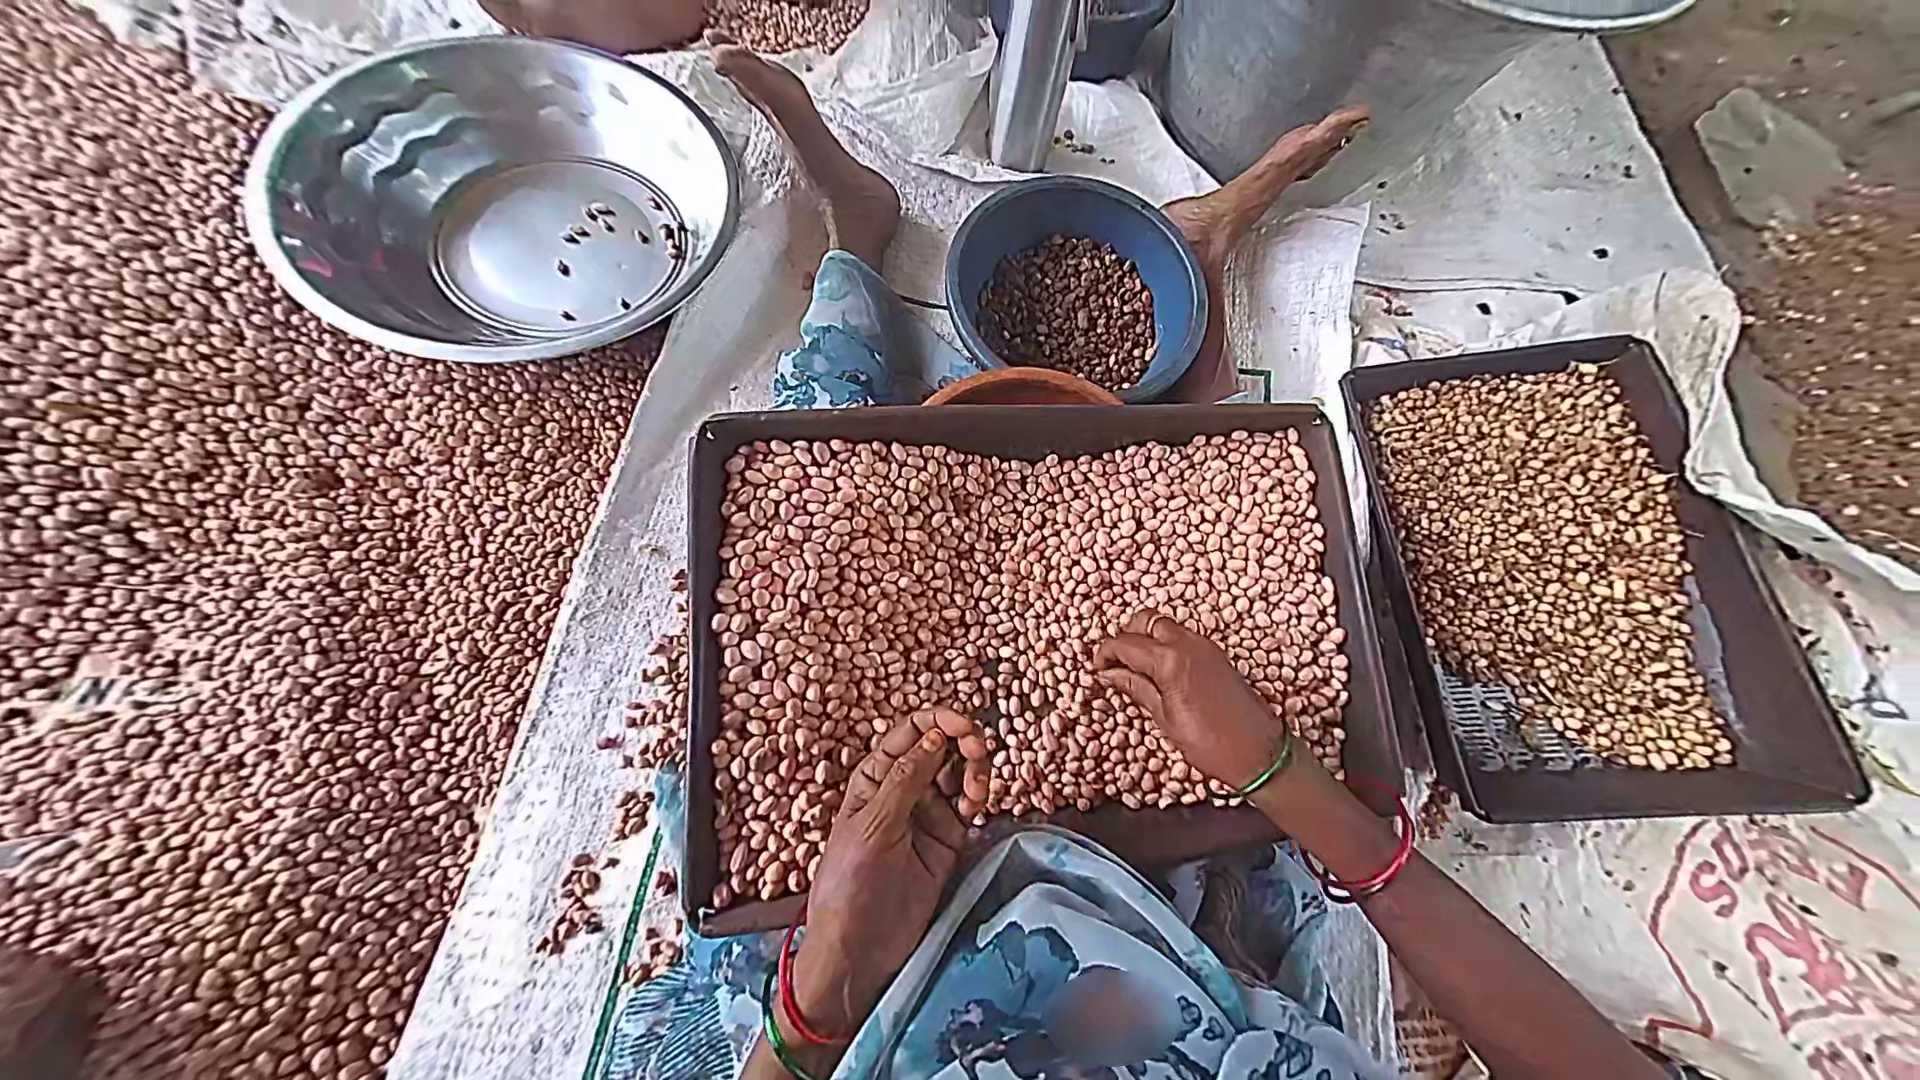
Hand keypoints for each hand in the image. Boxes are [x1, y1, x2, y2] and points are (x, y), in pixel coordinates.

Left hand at [792, 709, 989, 1035]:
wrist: (859, 951)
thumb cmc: (851, 883)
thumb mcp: (872, 825)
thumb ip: (906, 779)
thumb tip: (935, 735)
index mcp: (877, 775)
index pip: (911, 730)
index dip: (938, 719)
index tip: (963, 724)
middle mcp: (905, 786)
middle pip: (941, 745)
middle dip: (963, 740)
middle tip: (977, 750)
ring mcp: (928, 811)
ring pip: (959, 771)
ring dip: (974, 768)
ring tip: (978, 785)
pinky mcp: (948, 837)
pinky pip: (968, 803)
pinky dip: (977, 796)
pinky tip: (976, 805)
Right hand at [1092, 610, 1292, 790]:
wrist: (1261, 755)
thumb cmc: (1213, 744)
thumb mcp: (1164, 717)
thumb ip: (1135, 687)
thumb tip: (1109, 674)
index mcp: (1169, 660)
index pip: (1124, 643)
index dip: (1105, 654)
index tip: (1098, 668)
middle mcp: (1188, 644)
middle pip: (1145, 620)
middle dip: (1125, 637)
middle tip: (1115, 663)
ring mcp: (1205, 647)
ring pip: (1164, 625)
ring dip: (1146, 638)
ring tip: (1136, 668)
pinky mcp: (1216, 655)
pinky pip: (1182, 637)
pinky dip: (1165, 645)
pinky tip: (1159, 671)